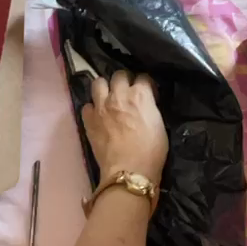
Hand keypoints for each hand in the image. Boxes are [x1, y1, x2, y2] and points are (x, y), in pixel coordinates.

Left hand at [81, 70, 167, 184]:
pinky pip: (87, 105)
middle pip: (119, 75)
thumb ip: (149, 107)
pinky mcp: (88, 119)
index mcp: (140, 95)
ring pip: (98, 82)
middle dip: (124, 81)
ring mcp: (101, 105)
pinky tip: (97, 115)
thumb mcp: (159, 123)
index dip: (145, 85)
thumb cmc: (151, 151)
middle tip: (126, 92)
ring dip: (104, 88)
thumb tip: (145, 104)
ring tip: (108, 97)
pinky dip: (92, 108)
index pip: (143, 77)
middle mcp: (119, 94)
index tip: (147, 93)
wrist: (129, 170)